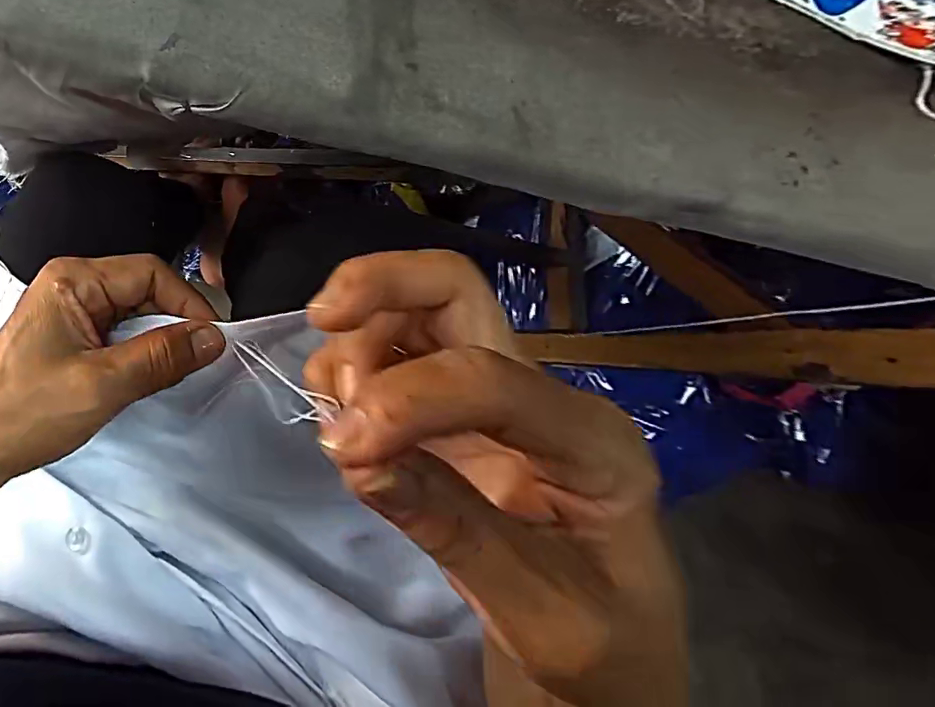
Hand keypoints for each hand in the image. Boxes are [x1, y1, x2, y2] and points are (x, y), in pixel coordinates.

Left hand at [0, 255, 225, 478]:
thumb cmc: (20, 413)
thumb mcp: (103, 384)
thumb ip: (163, 356)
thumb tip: (213, 338)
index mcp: (73, 280)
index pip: (151, 273)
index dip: (187, 303)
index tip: (210, 339)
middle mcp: (69, 286)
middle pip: (142, 289)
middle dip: (172, 323)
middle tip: (195, 358)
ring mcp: (65, 312)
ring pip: (131, 314)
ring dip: (155, 340)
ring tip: (170, 371)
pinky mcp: (64, 338)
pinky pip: (115, 333)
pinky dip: (136, 352)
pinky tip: (142, 376)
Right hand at [305, 251, 686, 706]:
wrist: (611, 649)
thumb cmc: (599, 641)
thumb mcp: (542, 617)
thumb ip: (452, 529)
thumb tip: (355, 457)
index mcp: (591, 440)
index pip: (492, 380)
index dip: (410, 398)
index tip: (345, 446)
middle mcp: (542, 388)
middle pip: (456, 288)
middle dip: (382, 284)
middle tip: (324, 316)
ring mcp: (495, 386)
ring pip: (417, 306)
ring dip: (360, 333)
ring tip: (338, 404)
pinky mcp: (455, 401)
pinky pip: (396, 347)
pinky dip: (352, 358)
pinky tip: (342, 407)